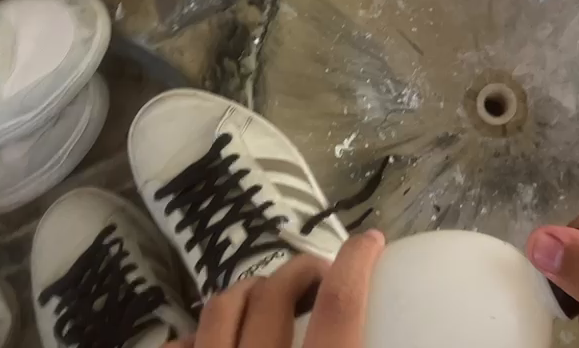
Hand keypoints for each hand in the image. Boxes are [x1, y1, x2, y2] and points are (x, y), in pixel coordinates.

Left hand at [170, 231, 385, 347]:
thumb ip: (359, 346)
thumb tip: (400, 331)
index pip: (339, 305)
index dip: (357, 262)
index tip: (370, 240)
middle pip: (275, 292)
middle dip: (301, 271)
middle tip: (319, 279)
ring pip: (221, 306)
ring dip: (250, 295)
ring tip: (266, 304)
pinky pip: (178, 345)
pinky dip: (195, 337)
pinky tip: (213, 343)